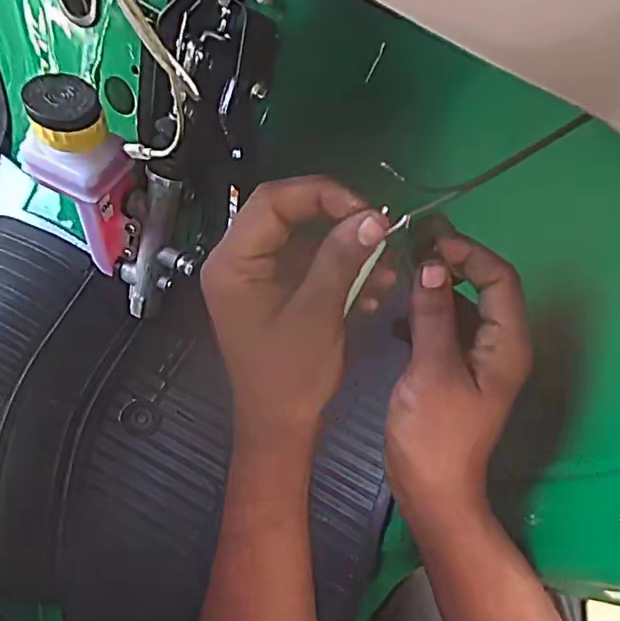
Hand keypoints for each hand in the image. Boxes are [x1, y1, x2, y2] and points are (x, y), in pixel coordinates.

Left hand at [202, 177, 394, 442]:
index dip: (321, 194)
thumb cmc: (290, 377)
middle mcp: (239, 262)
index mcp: (233, 262)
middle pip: (289, 215)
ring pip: (305, 240)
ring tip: (386, 263)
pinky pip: (310, 265)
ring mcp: (259, 277)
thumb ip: (342, 259)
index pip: (272, 201)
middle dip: (339, 219)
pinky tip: (375, 286)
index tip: (366, 209)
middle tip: (380, 229)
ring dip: (347, 247)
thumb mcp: (318, 313)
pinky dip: (342, 269)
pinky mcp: (278, 292)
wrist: (280, 426)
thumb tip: (373, 217)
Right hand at [387, 232, 532, 523]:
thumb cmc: (435, 435)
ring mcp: (478, 360)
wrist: (432, 491)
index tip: (429, 243)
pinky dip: (426, 316)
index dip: (469, 253)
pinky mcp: (456, 371)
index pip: (500, 279)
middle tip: (412, 249)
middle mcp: (500, 346)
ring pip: (463, 308)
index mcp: (507, 344)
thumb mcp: (432, 370)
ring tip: (399, 276)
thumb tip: (432, 266)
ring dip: (435, 290)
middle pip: (485, 288)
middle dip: (452, 265)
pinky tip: (396, 318)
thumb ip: (434, 315)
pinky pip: (446, 330)